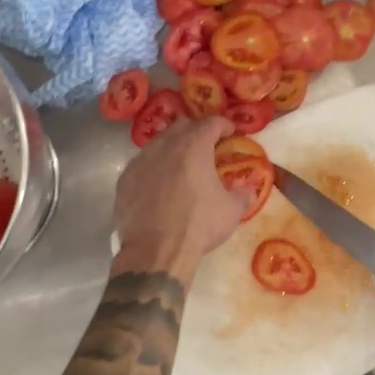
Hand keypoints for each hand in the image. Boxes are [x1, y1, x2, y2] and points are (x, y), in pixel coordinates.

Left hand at [111, 116, 248, 274]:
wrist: (156, 250)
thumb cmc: (199, 225)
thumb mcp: (232, 211)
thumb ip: (243, 194)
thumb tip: (249, 188)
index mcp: (193, 147)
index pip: (211, 123)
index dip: (224, 125)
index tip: (232, 132)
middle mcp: (164, 146)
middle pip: (181, 126)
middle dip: (196, 131)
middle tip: (207, 146)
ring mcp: (140, 162)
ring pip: (158, 143)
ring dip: (173, 148)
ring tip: (182, 165)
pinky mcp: (124, 180)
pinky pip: (142, 164)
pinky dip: (154, 167)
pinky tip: (159, 184)